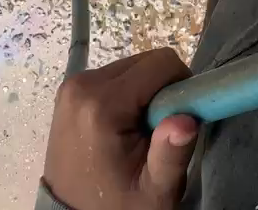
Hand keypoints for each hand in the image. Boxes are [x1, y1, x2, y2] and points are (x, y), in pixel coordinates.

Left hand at [43, 49, 200, 209]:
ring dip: (145, 92)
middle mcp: (83, 84)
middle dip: (160, 90)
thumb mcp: (154, 193)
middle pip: (146, 62)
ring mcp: (74, 85)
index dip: (179, 86)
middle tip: (155, 131)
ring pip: (133, 66)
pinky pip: (117, 76)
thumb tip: (186, 120)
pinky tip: (122, 126)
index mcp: (102, 104)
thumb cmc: (117, 206)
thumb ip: (171, 155)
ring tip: (138, 132)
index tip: (175, 121)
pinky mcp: (72, 89)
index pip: (162, 63)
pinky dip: (128, 94)